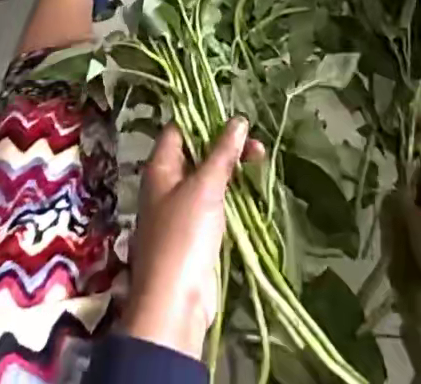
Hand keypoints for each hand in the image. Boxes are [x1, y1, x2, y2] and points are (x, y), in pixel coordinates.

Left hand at [122, 119, 264, 358]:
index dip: (204, 118)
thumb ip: (222, 152)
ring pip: (209, 176)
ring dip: (232, 168)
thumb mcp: (205, 186)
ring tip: (260, 162)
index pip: (179, 128)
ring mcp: (182, 208)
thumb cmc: (184, 235)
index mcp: (161, 166)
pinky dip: (232, 193)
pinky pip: (215, 201)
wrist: (175, 303)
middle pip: (197, 151)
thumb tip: (239, 120)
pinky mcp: (196, 232)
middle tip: (257, 147)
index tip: (234, 117)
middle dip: (226, 145)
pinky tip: (251, 189)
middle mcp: (168, 183)